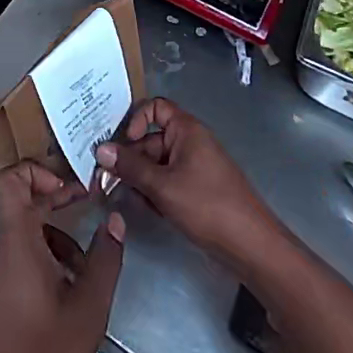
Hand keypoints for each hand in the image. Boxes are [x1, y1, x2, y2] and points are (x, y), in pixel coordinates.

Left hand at [0, 161, 125, 352]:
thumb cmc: (42, 349)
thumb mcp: (88, 306)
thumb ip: (106, 259)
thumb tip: (115, 220)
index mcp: (16, 239)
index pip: (11, 179)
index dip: (39, 171)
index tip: (69, 186)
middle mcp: (0, 244)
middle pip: (22, 201)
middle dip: (58, 199)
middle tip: (89, 202)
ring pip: (25, 229)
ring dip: (56, 235)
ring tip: (85, 265)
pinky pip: (19, 250)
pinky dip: (44, 254)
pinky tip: (68, 285)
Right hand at [95, 97, 281, 266]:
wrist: (251, 245)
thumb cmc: (207, 206)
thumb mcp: (162, 186)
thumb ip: (129, 167)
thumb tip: (101, 150)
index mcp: (186, 130)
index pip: (155, 107)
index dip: (135, 120)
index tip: (122, 143)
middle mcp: (190, 142)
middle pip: (150, 139)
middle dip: (130, 158)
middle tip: (106, 179)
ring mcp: (194, 166)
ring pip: (156, 163)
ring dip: (140, 178)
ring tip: (128, 197)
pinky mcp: (196, 189)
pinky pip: (167, 180)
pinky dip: (155, 191)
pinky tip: (150, 209)